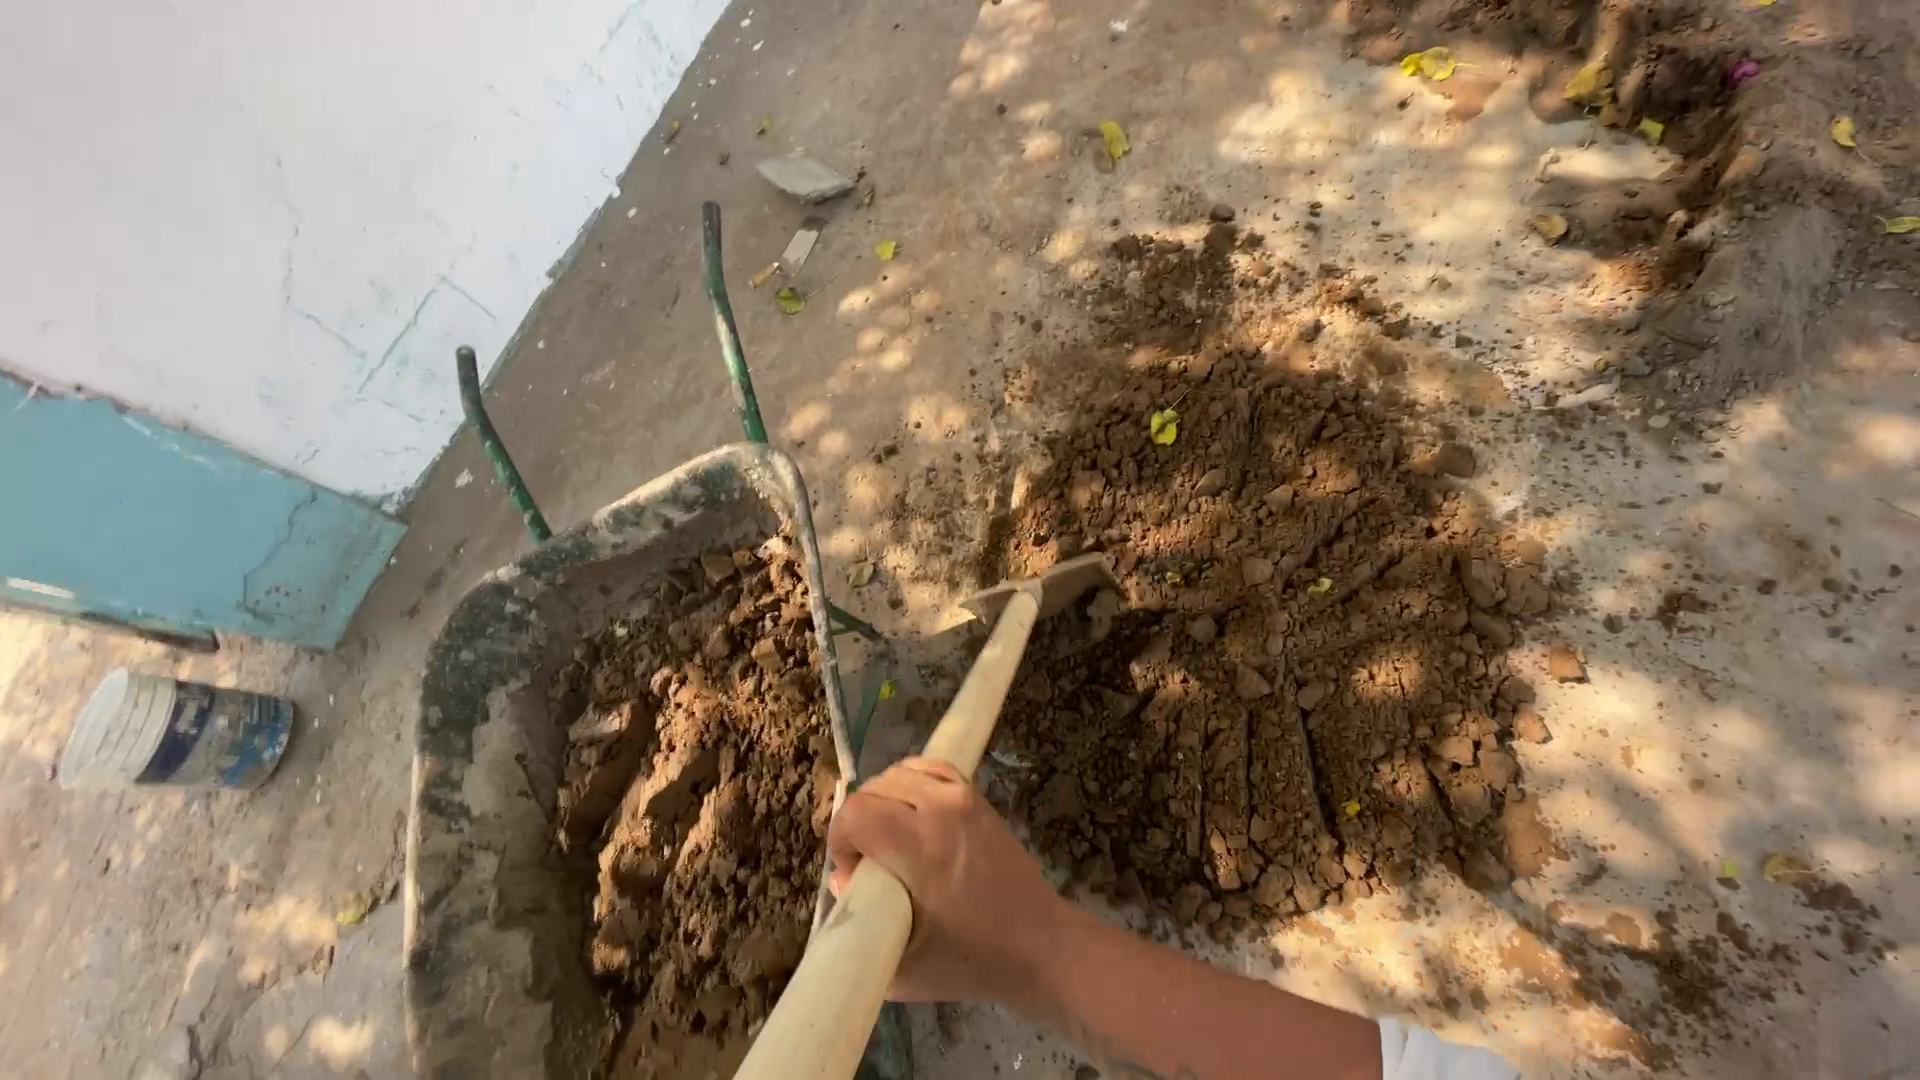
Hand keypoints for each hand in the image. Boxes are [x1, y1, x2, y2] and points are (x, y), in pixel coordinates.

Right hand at [826, 757, 1075, 1003]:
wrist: (1039, 943)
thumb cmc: (971, 959)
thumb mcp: (904, 966)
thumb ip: (860, 925)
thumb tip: (844, 881)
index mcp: (921, 846)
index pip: (858, 811)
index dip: (841, 838)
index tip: (850, 871)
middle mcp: (941, 808)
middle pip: (874, 788)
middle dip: (858, 821)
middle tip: (867, 861)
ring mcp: (962, 796)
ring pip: (900, 773)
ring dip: (882, 800)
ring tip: (887, 838)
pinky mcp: (977, 796)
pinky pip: (929, 769)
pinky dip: (910, 783)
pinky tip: (909, 812)